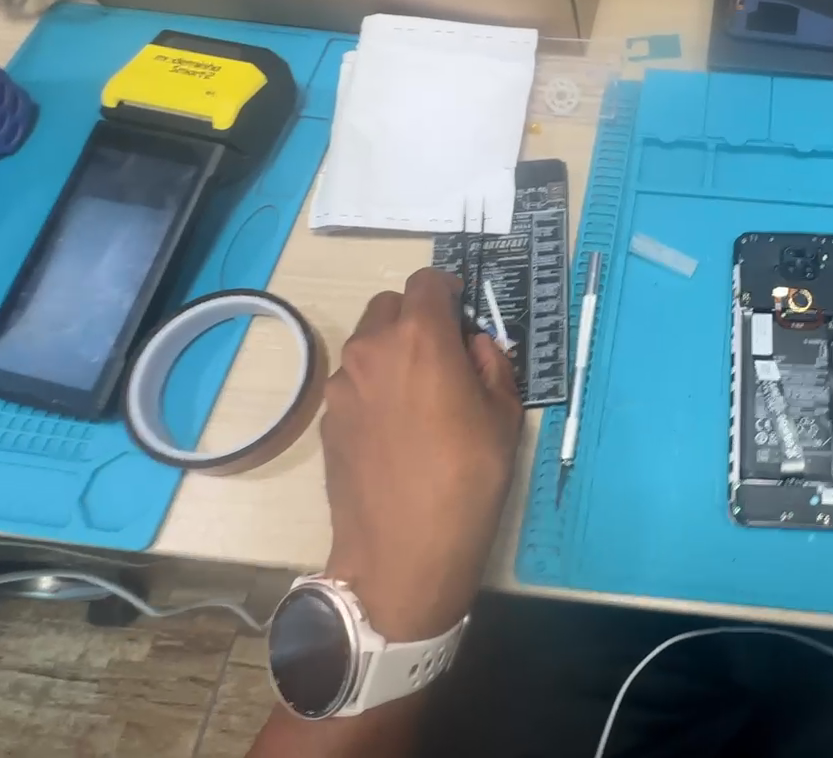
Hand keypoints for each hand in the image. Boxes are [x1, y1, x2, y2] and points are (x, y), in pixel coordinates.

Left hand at [320, 268, 520, 640]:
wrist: (404, 551)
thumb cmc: (469, 476)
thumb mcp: (506, 414)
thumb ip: (491, 363)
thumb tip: (472, 346)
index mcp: (420, 338)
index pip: (427, 282)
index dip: (448, 289)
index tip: (462, 313)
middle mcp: (372, 349)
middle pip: (389, 306)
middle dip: (417, 317)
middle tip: (443, 353)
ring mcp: (342, 385)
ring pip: (367, 344)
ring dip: (393, 350)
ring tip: (419, 394)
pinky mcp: (326, 419)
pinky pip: (354, 382)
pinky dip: (374, 385)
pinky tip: (395, 428)